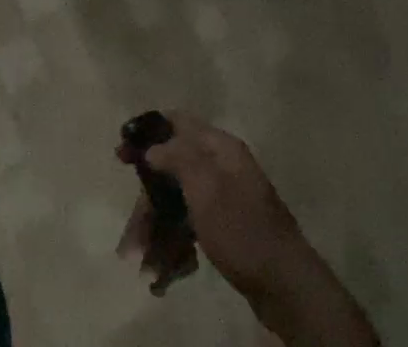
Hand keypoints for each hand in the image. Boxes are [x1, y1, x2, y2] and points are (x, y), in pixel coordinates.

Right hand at [117, 113, 313, 302]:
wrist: (286, 286)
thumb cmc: (242, 230)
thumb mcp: (206, 188)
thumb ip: (178, 157)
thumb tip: (153, 146)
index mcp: (220, 149)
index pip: (178, 122)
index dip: (147, 133)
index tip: (121, 153)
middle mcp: (222, 167)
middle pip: (171, 170)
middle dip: (148, 202)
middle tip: (130, 237)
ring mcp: (224, 198)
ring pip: (177, 203)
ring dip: (157, 231)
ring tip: (143, 265)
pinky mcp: (225, 226)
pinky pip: (190, 226)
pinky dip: (175, 244)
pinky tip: (165, 272)